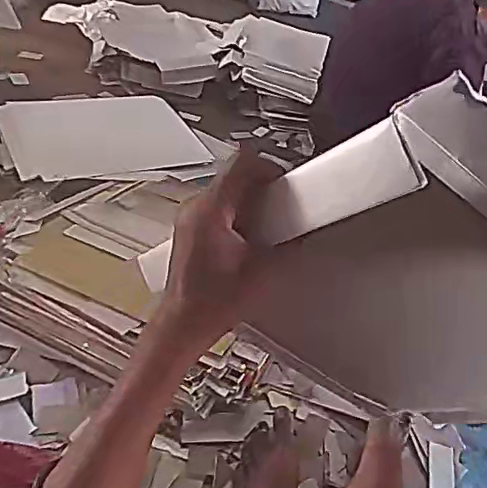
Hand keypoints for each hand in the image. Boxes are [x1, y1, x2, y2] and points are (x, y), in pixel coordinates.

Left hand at [150, 148, 282, 353]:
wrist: (184, 324)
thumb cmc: (211, 303)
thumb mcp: (263, 270)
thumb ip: (287, 244)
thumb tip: (302, 232)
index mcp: (211, 210)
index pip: (241, 163)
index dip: (269, 166)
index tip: (284, 179)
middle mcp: (195, 208)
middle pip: (234, 174)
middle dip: (263, 186)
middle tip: (282, 203)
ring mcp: (189, 218)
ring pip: (226, 189)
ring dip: (251, 200)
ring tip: (268, 223)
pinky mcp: (190, 229)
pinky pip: (217, 207)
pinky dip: (238, 213)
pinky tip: (251, 237)